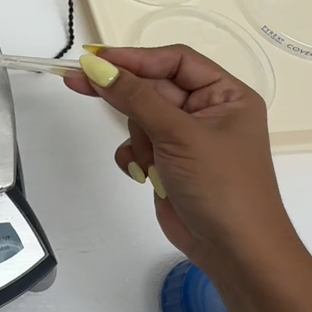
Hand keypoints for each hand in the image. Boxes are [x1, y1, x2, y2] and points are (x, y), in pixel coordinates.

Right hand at [65, 47, 299, 272]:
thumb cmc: (220, 185)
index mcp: (225, 95)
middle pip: (152, 86)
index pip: (174, 60)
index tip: (96, 59)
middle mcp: (207, 111)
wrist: (235, 253)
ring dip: (138, 137)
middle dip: (125, 96)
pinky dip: (135, 155)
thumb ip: (134, 97)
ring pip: (140, 115)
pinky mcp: (169, 161)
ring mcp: (186, 137)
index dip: (135, 58)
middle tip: (76, 80)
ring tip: (149, 160)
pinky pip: (138, 142)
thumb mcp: (177, 134)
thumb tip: (96, 66)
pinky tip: (143, 173)